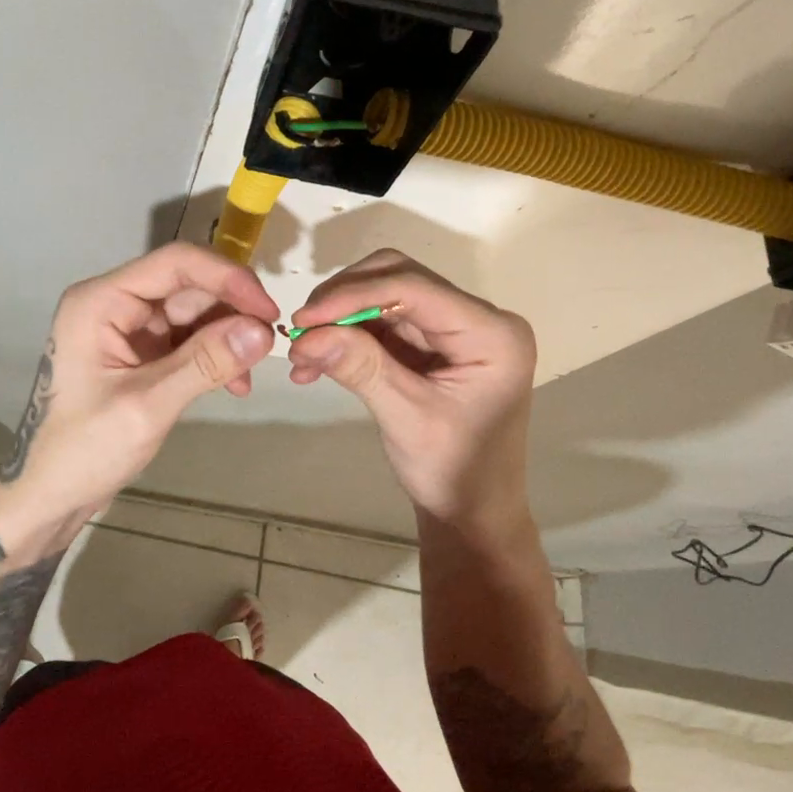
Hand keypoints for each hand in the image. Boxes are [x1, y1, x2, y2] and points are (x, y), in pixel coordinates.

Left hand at [0, 242, 278, 539]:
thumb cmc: (86, 450)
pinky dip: (213, 356)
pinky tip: (233, 384)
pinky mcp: (139, 352)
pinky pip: (187, 339)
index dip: (227, 278)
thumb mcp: (148, 406)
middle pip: (187, 286)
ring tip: (248, 377)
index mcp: (100, 301)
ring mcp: (126, 328)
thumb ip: (205, 363)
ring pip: (193, 313)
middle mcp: (112, 304)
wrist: (52, 495)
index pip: (175, 264)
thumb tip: (263, 331)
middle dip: (231, 311)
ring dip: (227, 337)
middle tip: (269, 346)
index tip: (268, 310)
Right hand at [286, 249, 535, 523]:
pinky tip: (315, 362)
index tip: (304, 318)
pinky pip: (380, 323)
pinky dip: (345, 336)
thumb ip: (361, 368)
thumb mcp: (407, 418)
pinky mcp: (429, 344)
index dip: (354, 295)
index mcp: (491, 332)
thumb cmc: (453, 472)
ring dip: (339, 318)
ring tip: (302, 353)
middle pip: (398, 279)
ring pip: (383, 297)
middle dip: (344, 299)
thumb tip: (305, 334)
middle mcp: (476, 319)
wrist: (472, 513)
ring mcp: (452, 329)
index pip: (414, 288)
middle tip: (301, 329)